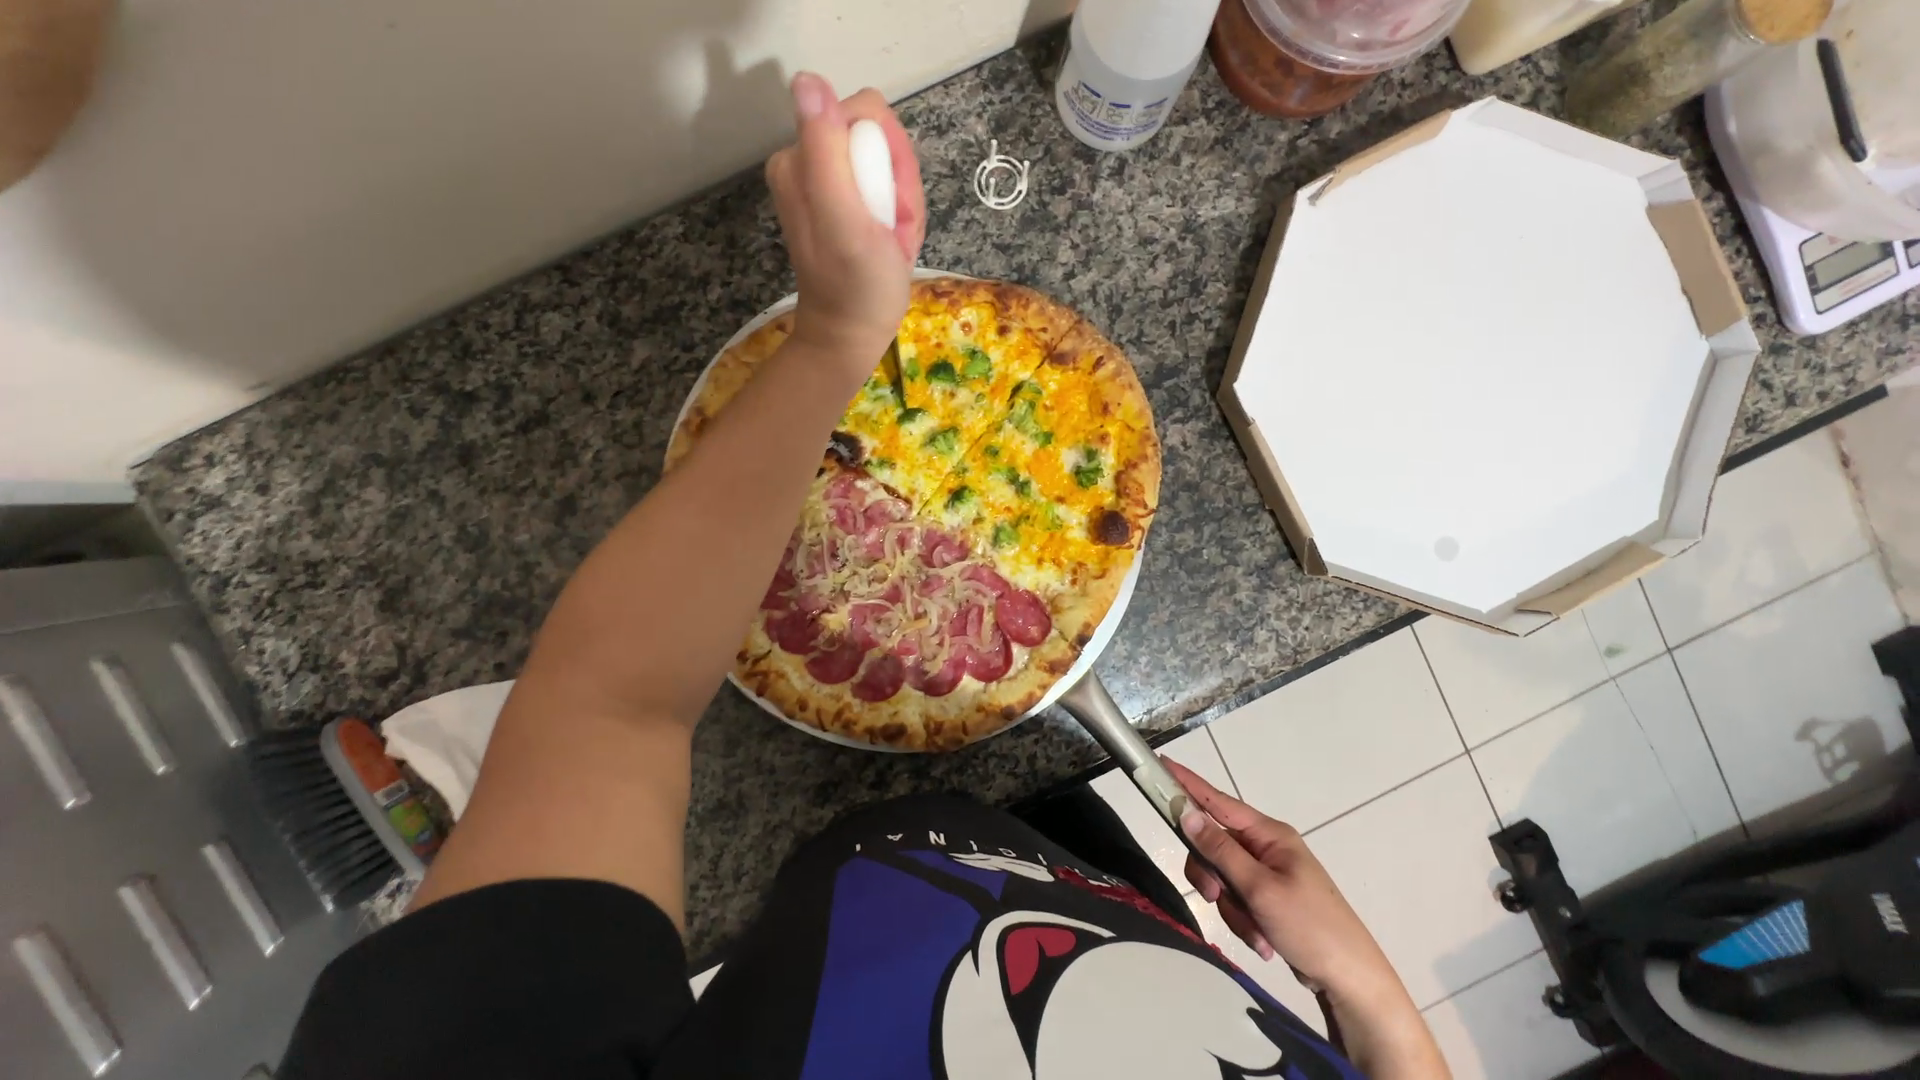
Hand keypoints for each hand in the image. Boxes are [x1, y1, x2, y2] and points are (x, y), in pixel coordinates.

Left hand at [766, 72, 925, 368]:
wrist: (853, 333)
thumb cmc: (855, 283)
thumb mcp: (844, 215)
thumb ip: (826, 148)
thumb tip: (807, 79)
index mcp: (802, 154)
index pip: (868, 116)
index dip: (892, 159)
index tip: (887, 206)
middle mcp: (810, 159)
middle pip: (881, 138)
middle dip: (898, 184)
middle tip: (891, 229)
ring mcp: (830, 181)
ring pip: (891, 165)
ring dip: (902, 204)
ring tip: (891, 239)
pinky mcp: (846, 201)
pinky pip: (890, 188)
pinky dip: (901, 216)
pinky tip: (892, 242)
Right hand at [1167, 758, 1400, 1004]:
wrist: (1349, 979)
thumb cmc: (1309, 926)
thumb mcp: (1259, 888)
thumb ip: (1219, 850)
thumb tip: (1187, 813)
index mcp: (1269, 835)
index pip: (1218, 802)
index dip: (1188, 784)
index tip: (1161, 764)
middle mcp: (1266, 848)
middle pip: (1213, 846)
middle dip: (1211, 877)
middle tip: (1214, 897)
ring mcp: (1267, 874)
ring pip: (1221, 878)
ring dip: (1231, 908)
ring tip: (1256, 932)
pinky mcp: (1267, 899)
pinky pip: (1236, 901)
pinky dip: (1243, 921)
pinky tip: (1263, 940)